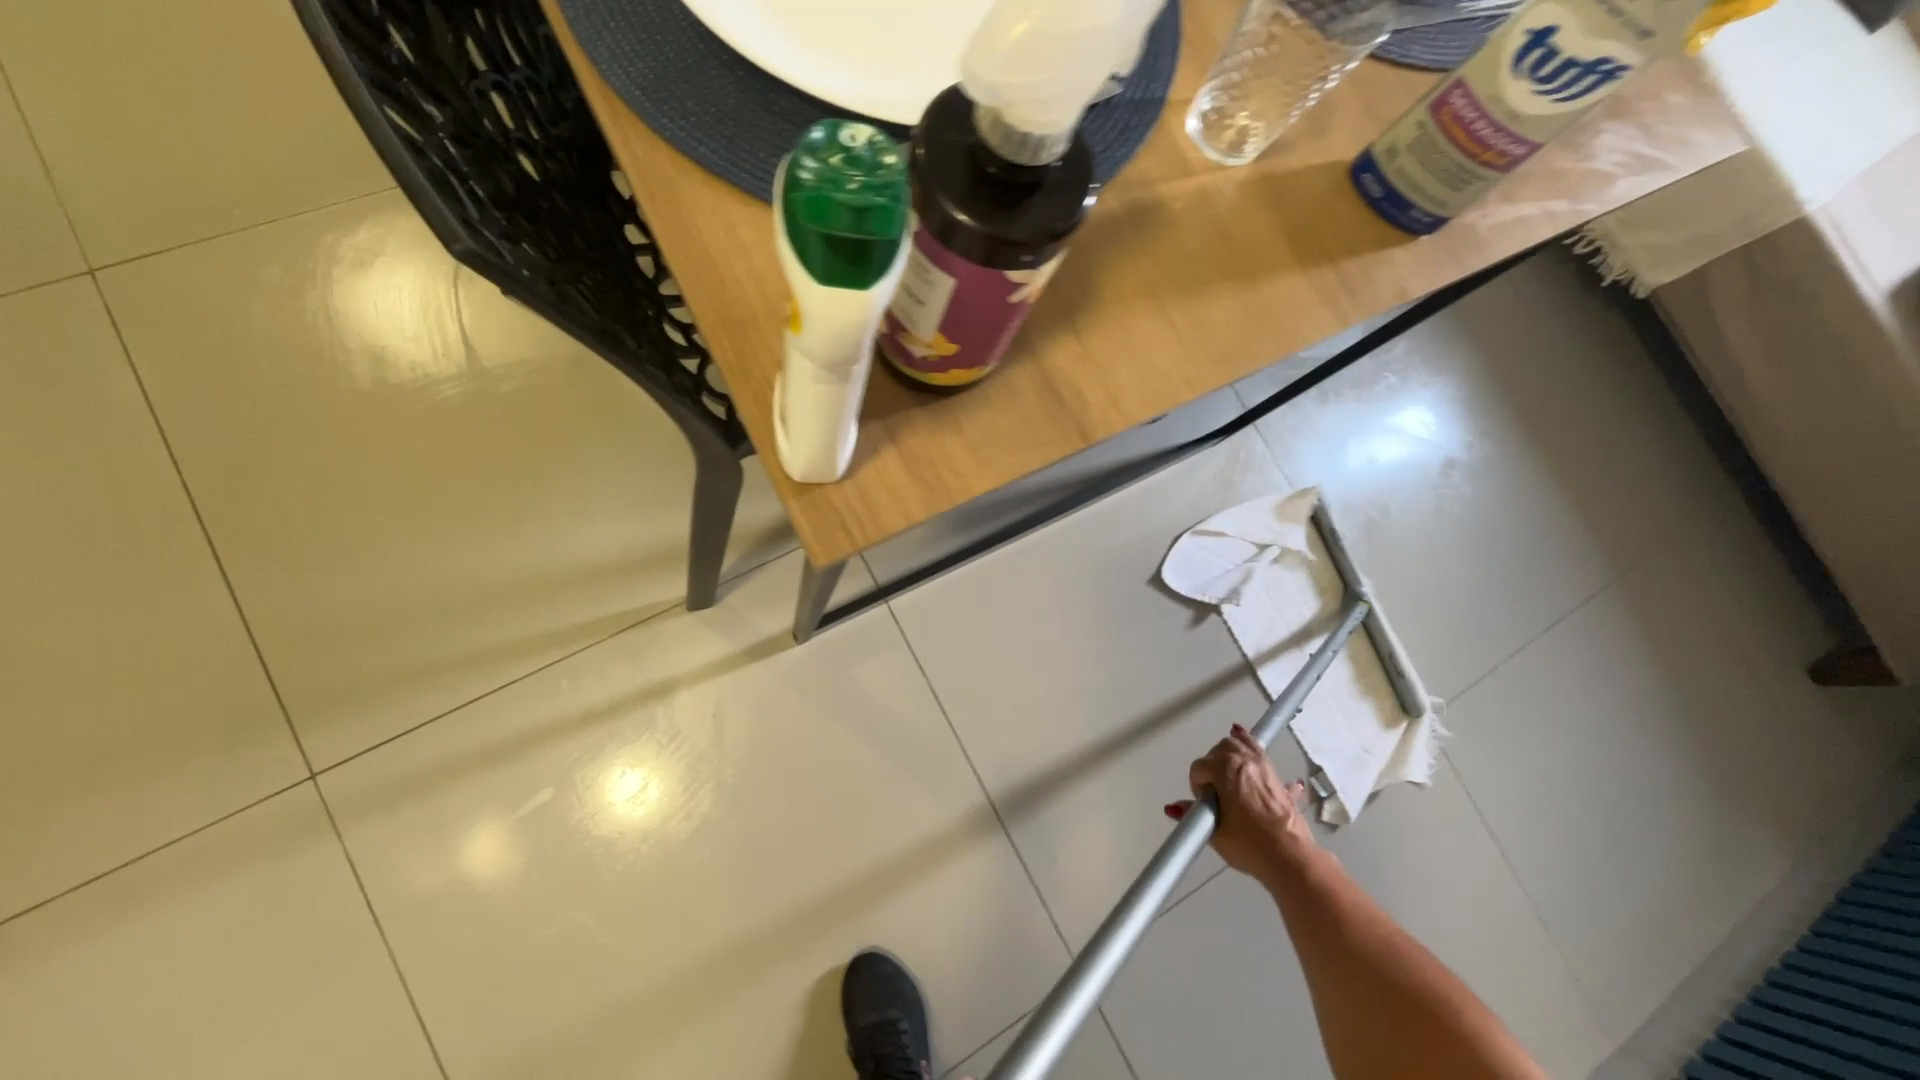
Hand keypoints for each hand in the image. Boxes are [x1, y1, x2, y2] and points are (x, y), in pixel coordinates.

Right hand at [1165, 724, 1316, 883]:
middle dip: (1212, 763)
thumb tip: (1173, 808)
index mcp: (1226, 770)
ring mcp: (1265, 767)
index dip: (1197, 785)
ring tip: (1226, 763)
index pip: (1200, 766)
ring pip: (1244, 744)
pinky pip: (1263, 756)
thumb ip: (1193, 816)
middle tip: (1213, 788)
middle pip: (1222, 747)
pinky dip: (1254, 751)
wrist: (1291, 857)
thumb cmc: (1250, 845)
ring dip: (1232, 751)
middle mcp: (1245, 761)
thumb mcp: (1216, 834)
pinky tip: (1253, 754)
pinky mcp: (1278, 778)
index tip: (1203, 803)